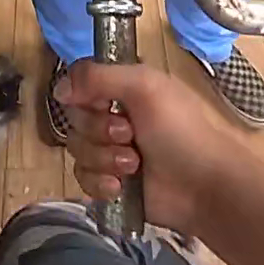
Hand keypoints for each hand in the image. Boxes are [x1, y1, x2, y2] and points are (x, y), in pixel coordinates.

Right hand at [56, 60, 253, 234]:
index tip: (99, 103)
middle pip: (75, 118)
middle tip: (129, 136)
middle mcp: (114, 114)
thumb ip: (99, 77)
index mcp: (124, 86)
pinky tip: (121, 186)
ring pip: (77, 150)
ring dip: (103, 158)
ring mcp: (111, 149)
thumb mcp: (144, 88)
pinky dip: (100, 183)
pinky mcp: (110, 182)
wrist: (204, 187)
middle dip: (99, 130)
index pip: (80, 82)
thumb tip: (60, 87)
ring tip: (134, 165)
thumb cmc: (181, 130)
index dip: (82, 95)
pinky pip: (82, 179)